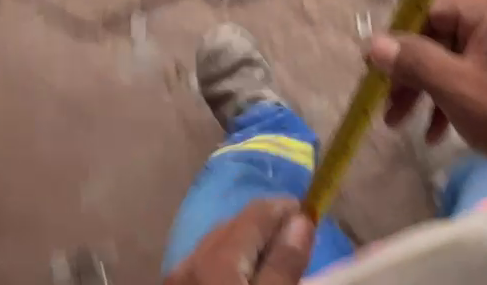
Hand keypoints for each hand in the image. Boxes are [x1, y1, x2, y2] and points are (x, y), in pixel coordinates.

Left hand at [164, 199, 313, 284]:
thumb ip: (283, 264)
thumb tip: (301, 218)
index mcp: (216, 258)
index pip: (259, 209)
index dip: (289, 209)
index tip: (311, 222)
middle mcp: (191, 258)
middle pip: (237, 222)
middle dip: (268, 226)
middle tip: (294, 247)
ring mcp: (175, 277)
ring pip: (219, 242)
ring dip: (247, 244)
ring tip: (269, 262)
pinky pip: (204, 263)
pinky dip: (227, 262)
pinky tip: (238, 279)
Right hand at [366, 0, 486, 172]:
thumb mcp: (457, 88)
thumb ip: (415, 62)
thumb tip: (373, 43)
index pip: (429, 12)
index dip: (401, 42)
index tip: (378, 74)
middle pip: (438, 37)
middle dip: (410, 74)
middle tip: (388, 109)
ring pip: (450, 59)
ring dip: (425, 91)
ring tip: (402, 126)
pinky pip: (469, 74)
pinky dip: (449, 98)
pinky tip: (436, 133)